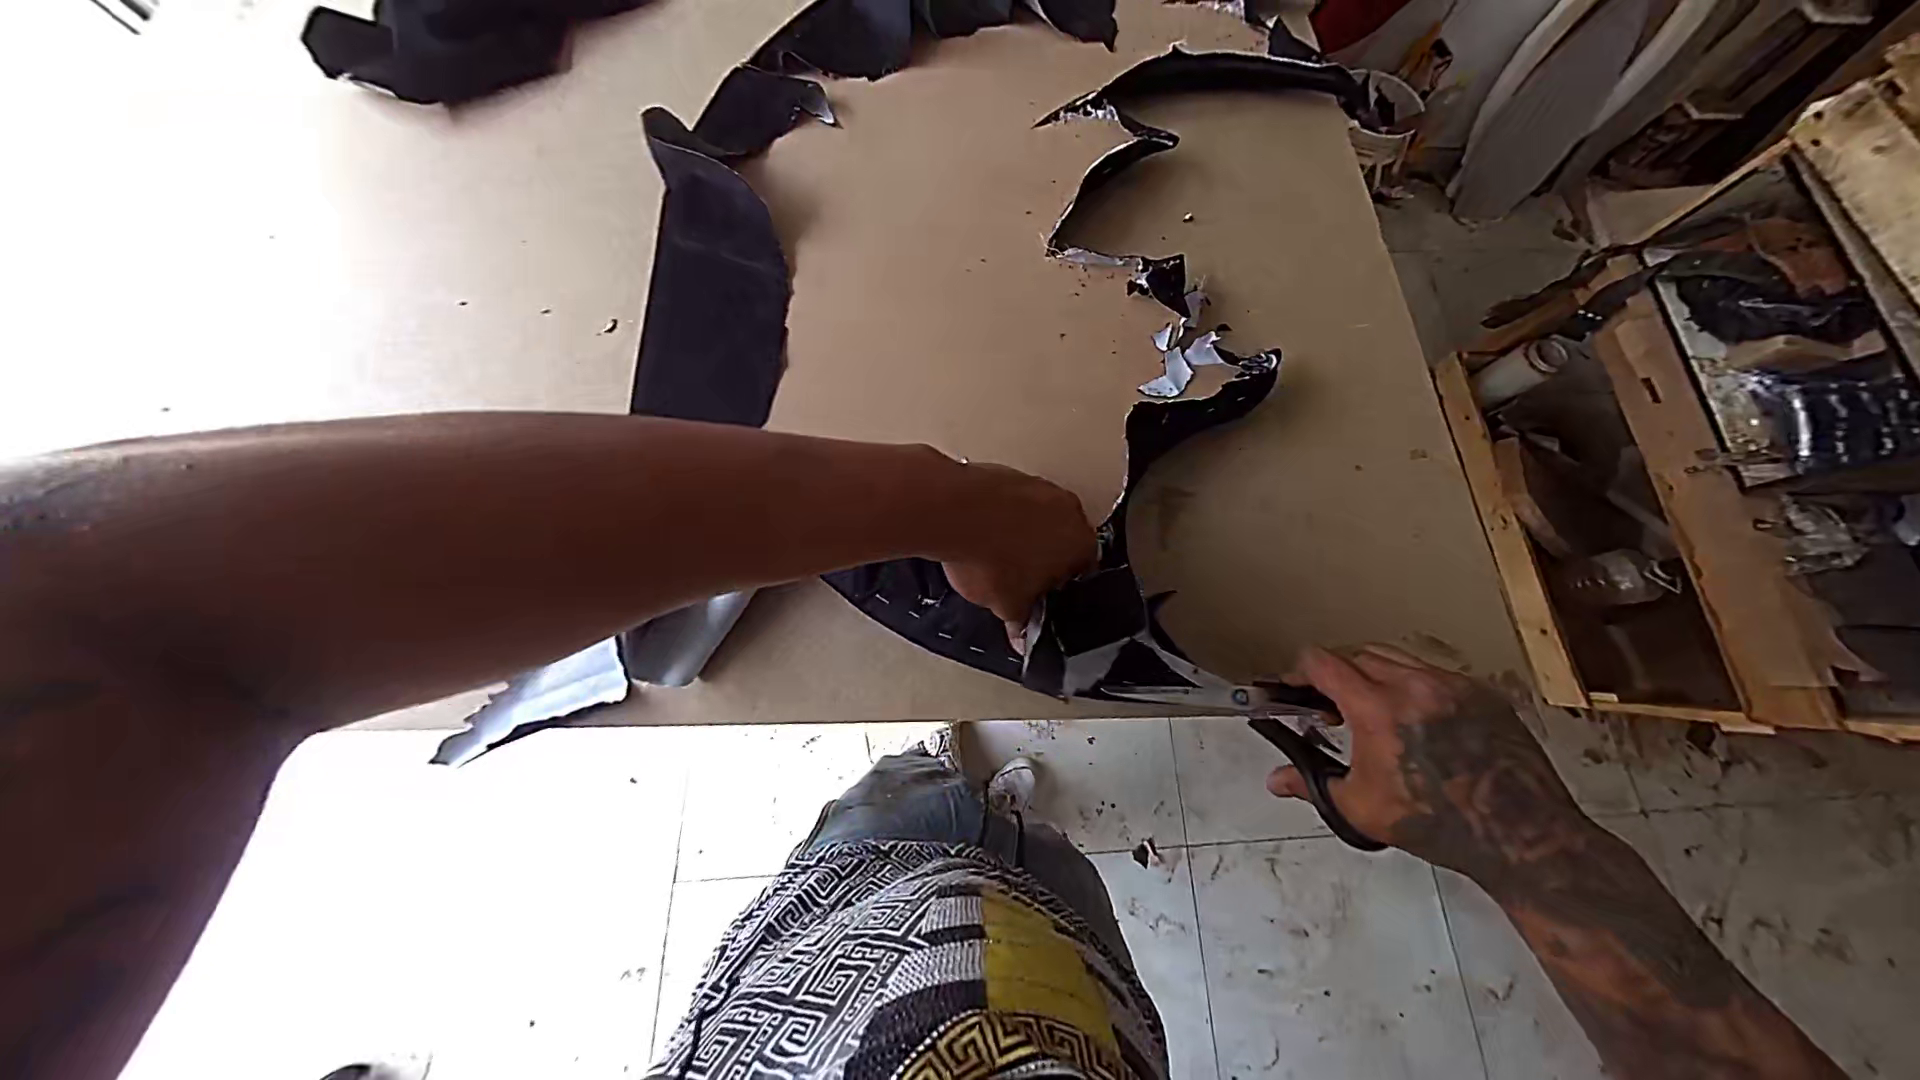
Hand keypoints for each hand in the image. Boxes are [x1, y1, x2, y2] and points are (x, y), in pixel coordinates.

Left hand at [939, 461, 1095, 644]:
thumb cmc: (990, 557)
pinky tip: (979, 533)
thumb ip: (1021, 622)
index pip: (1084, 570)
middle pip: (1061, 539)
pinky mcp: (1008, 473)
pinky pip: (1011, 501)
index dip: (1062, 586)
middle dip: (1042, 557)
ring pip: (1036, 517)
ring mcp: (1038, 485)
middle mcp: (1067, 508)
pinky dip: (999, 515)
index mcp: (1081, 542)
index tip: (1044, 593)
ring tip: (993, 554)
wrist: (952, 512)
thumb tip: (1021, 636)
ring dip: (1020, 533)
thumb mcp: (1008, 604)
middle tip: (1017, 577)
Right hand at [1267, 644, 1586, 880]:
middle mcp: (1413, 687)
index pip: (1322, 662)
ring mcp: (1451, 686)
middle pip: (1354, 653)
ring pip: (1393, 657)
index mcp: (1377, 710)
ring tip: (1370, 706)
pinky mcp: (1481, 694)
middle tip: (1331, 704)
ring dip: (1370, 673)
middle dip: (1334, 673)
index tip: (1296, 686)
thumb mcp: (1360, 808)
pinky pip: (1431, 671)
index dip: (1299, 671)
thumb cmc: (1443, 825)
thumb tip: (1277, 780)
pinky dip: (1410, 683)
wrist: (1524, 839)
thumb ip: (1310, 785)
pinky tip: (1412, 717)